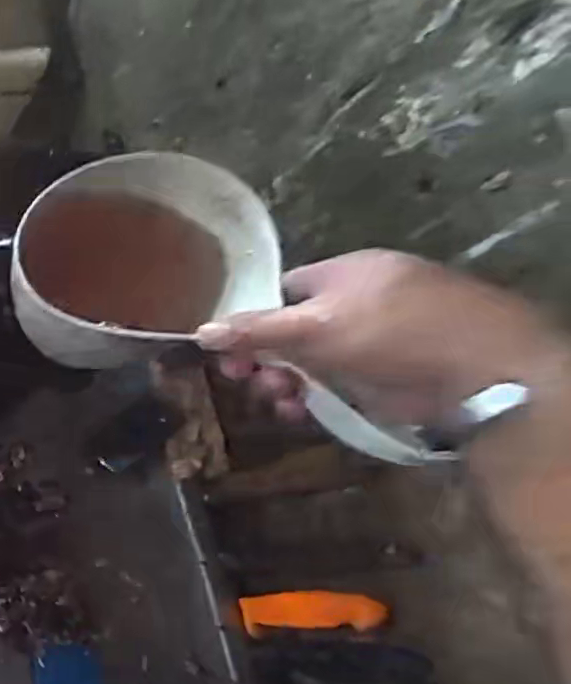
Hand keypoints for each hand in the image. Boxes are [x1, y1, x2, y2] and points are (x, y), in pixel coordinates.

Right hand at [195, 249, 566, 425]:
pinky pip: (329, 380)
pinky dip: (308, 396)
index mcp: (350, 272)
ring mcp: (375, 336)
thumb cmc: (393, 335)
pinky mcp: (383, 369)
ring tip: (280, 399)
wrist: (485, 376)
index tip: (228, 349)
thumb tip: (198, 331)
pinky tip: (299, 410)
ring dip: (280, 382)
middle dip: (261, 360)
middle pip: (286, 330)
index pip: (280, 291)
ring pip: (303, 360)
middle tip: (244, 379)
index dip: (249, 320)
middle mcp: (362, 299)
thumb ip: (251, 330)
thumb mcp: (311, 328)